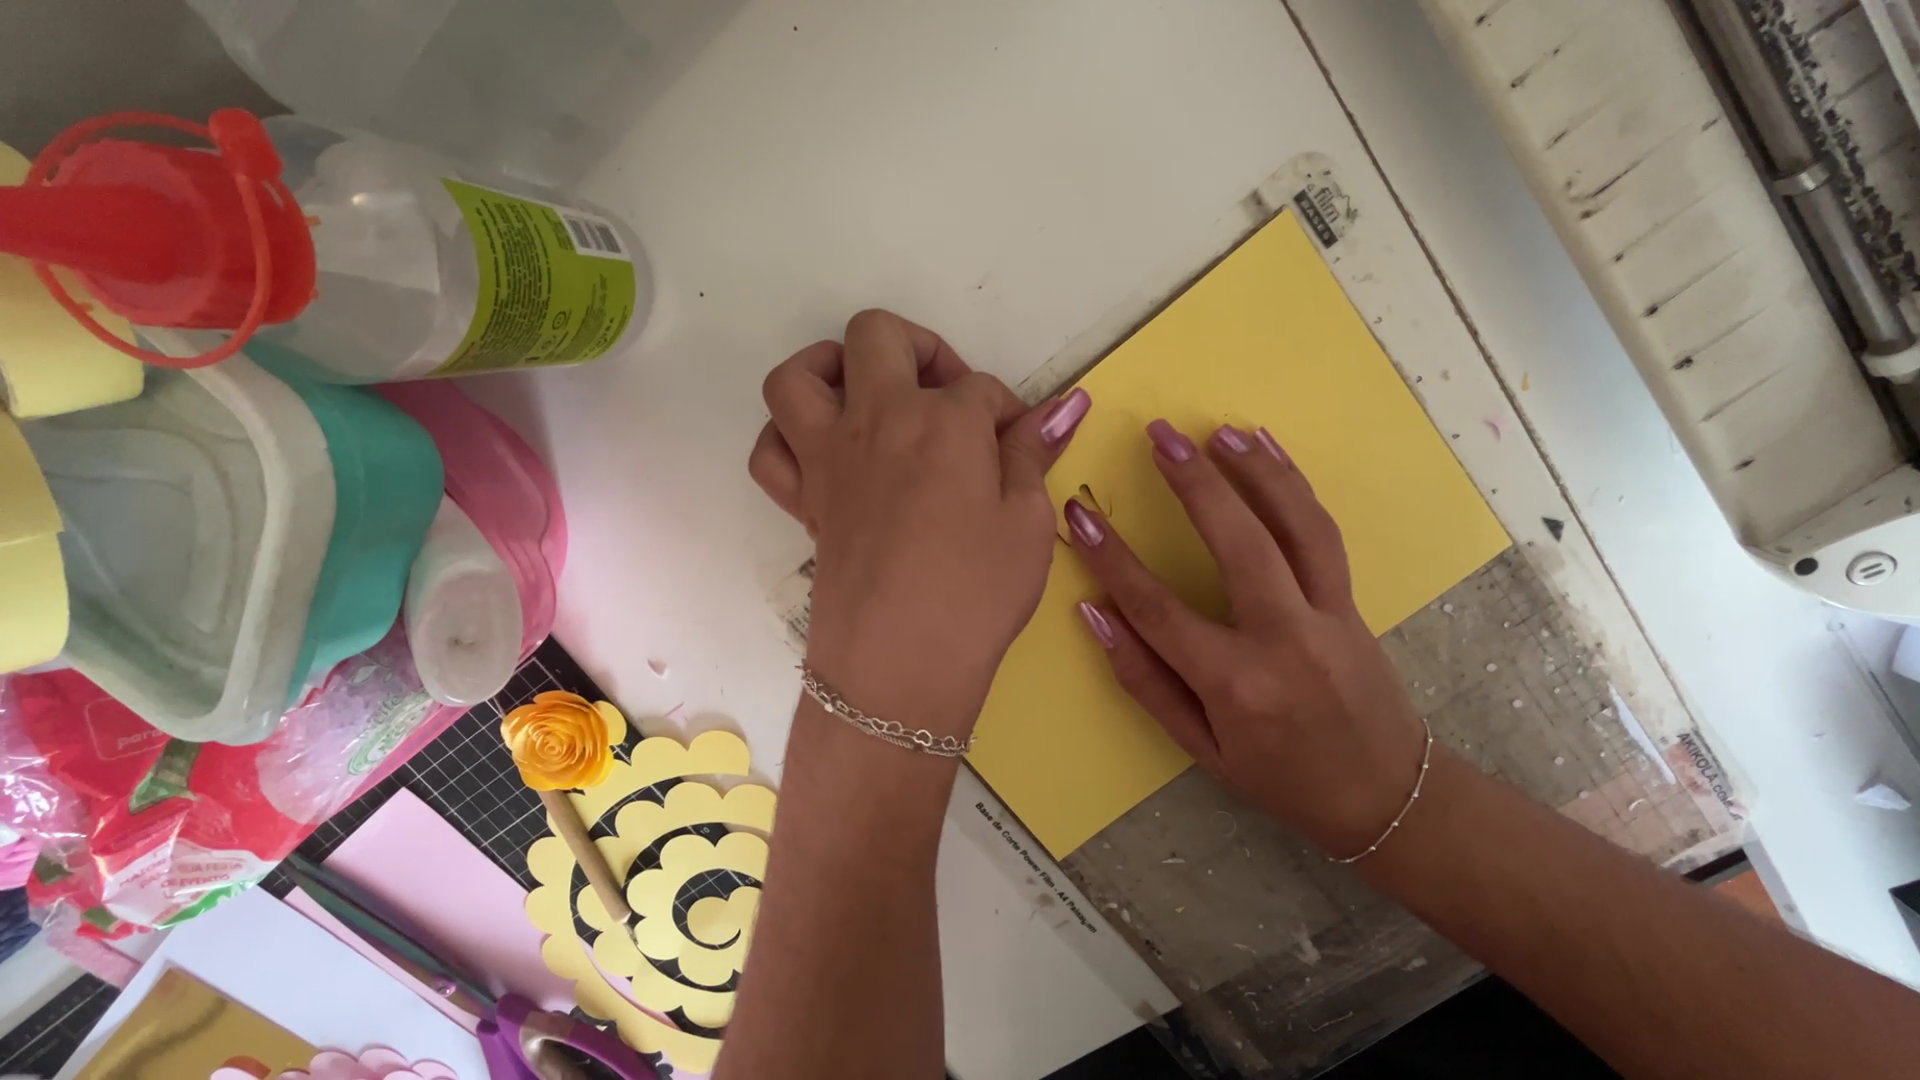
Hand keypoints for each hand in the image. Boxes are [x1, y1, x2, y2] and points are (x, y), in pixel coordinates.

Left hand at [750, 310, 1091, 736]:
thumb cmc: (976, 594)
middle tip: (945, 396)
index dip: (1007, 411)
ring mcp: (828, 458)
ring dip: (830, 368)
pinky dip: (789, 438)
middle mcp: (876, 420)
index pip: (981, 388)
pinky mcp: (802, 501)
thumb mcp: (1027, 523)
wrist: (898, 665)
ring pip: (799, 376)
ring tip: (867, 397)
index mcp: (943, 421)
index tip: (1020, 443)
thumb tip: (1064, 407)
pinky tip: (825, 453)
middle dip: (919, 348)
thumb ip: (1033, 455)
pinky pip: (771, 449)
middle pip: (877, 335)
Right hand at [1067, 420, 1427, 856]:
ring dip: (1257, 469)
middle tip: (1160, 436)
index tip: (1078, 514)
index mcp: (1235, 684)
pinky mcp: (1353, 601)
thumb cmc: (1280, 778)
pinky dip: (1295, 485)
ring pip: (1296, 525)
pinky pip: (1324, 533)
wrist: (1386, 796)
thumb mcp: (1200, 748)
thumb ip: (1146, 680)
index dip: (1112, 559)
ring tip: (1219, 429)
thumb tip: (1096, 614)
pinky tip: (1270, 450)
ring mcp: (1327, 614)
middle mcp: (1284, 639)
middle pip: (1238, 544)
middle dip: (1195, 485)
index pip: (1158, 609)